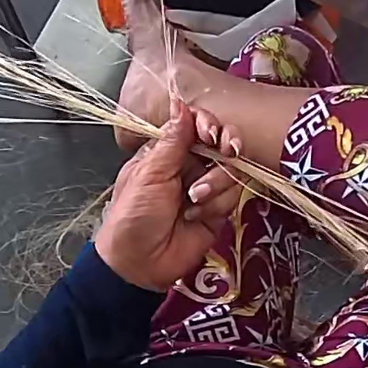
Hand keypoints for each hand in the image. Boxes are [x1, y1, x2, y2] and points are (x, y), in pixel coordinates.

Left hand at [96, 97, 243, 291]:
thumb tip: (181, 103)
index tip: (210, 133)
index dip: (208, 125)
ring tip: (193, 200)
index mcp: (167, 152)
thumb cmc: (135, 216)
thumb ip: (173, 140)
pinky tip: (197, 216)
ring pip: (231, 171)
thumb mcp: (150, 174)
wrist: (140, 264)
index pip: (196, 126)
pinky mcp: (218, 211)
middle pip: (222, 144)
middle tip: (227, 152)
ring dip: (216, 184)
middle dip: (226, 148)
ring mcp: (206, 188)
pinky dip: (217, 205)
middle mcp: (189, 165)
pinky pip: (232, 197)